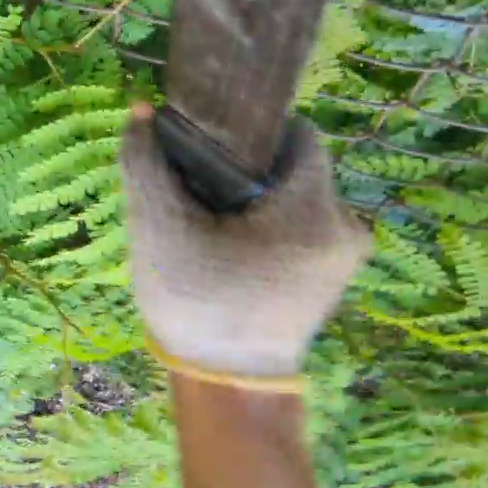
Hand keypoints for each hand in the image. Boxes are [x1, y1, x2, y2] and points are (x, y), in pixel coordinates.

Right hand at [118, 104, 368, 382]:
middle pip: (291, 164)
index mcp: (313, 212)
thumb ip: (146, 162)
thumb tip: (142, 108)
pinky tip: (219, 237)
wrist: (225, 380)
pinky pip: (296, 220)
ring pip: (291, 192)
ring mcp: (343, 252)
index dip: (247, 124)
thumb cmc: (194, 299)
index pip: (296, 135)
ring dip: (246, 190)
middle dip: (238, 162)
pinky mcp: (330, 271)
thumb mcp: (156, 225)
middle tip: (187, 179)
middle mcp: (345, 226)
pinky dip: (259, 216)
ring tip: (198, 212)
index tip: (201, 132)